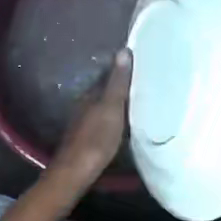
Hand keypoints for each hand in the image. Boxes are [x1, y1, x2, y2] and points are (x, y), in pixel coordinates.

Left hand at [50, 49, 132, 183]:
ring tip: (138, 100)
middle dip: (120, 85)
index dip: (122, 69)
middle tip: (144, 81)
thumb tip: (123, 50)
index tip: (141, 63)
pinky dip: (114, 116)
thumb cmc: (97, 137)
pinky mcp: (87, 137)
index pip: (108, 74)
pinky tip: (124, 122)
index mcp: (91, 93)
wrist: (76, 170)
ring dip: (117, 102)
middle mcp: (85, 103)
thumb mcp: (111, 107)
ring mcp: (84, 121)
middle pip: (105, 90)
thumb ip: (117, 82)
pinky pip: (103, 119)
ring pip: (103, 105)